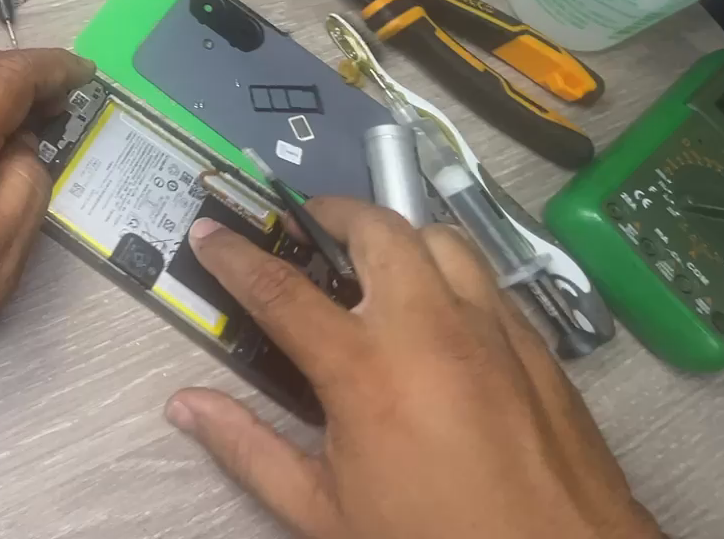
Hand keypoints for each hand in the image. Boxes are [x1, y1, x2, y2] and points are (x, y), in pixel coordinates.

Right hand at [166, 200, 662, 538]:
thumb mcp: (326, 513)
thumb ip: (249, 449)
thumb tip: (184, 404)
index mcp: (366, 369)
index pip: (279, 290)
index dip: (234, 255)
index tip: (207, 232)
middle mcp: (429, 329)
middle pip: (375, 229)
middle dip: (331, 214)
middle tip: (305, 230)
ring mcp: (493, 332)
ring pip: (441, 238)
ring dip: (398, 236)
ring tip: (375, 263)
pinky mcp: (540, 350)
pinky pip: (488, 280)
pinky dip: (450, 274)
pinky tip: (440, 316)